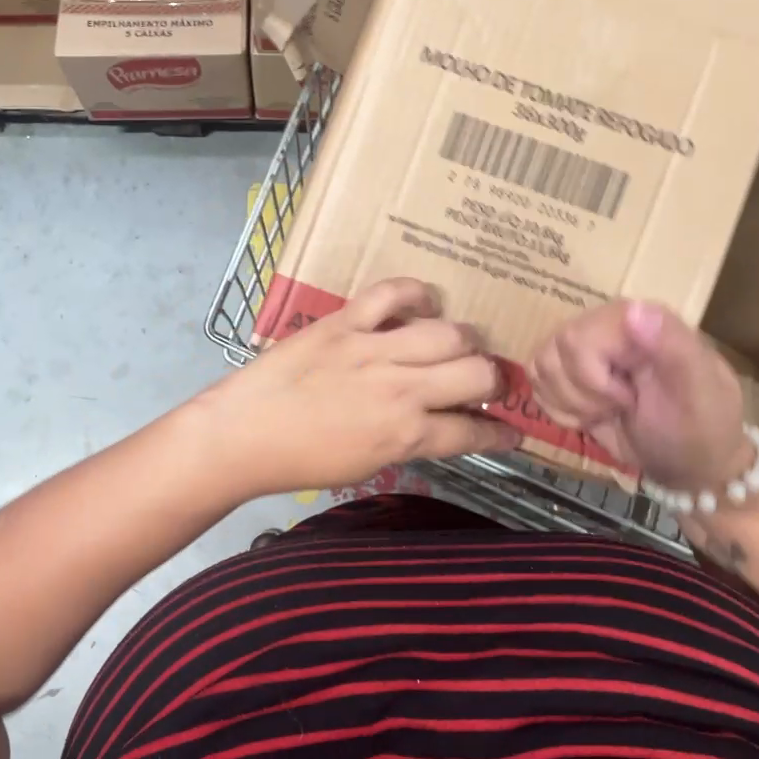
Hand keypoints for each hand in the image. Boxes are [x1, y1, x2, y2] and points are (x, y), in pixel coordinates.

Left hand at [190, 277, 518, 498]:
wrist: (244, 433)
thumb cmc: (301, 459)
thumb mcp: (366, 464)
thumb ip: (408, 442)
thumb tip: (436, 425)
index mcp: (406, 436)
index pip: (474, 432)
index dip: (502, 432)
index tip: (513, 430)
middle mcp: (402, 391)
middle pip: (476, 374)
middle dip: (492, 380)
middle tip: (484, 381)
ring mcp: (374, 351)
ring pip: (449, 333)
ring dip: (464, 340)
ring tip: (458, 343)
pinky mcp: (344, 322)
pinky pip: (393, 293)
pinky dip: (416, 293)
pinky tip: (424, 302)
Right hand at [530, 300, 749, 492]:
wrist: (688, 466)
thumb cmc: (699, 431)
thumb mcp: (700, 394)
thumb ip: (675, 348)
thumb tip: (635, 308)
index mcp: (636, 318)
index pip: (578, 338)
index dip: (593, 380)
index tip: (629, 400)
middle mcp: (603, 323)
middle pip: (555, 351)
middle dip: (582, 395)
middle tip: (619, 408)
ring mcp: (580, 345)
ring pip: (540, 365)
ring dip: (570, 403)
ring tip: (606, 412)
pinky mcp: (563, 368)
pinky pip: (533, 379)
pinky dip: (557, 407)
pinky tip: (588, 415)